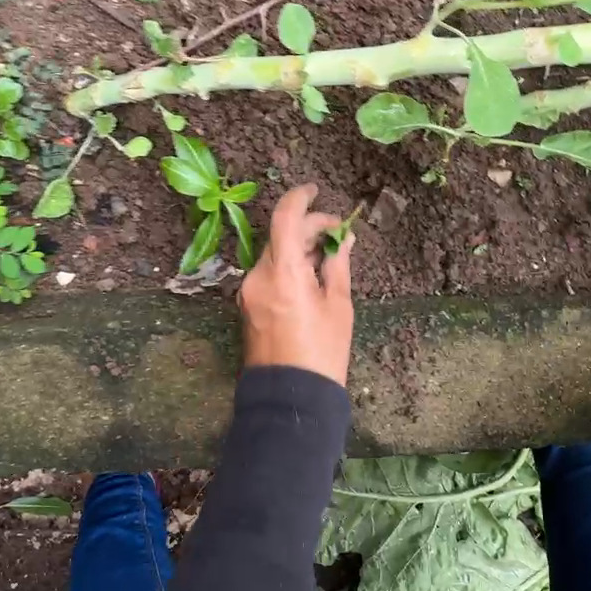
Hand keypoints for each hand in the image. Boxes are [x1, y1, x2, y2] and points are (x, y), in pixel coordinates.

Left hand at [239, 183, 355, 385]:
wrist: (290, 400)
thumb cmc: (323, 353)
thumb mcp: (339, 306)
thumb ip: (338, 264)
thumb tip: (342, 238)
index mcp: (283, 273)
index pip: (284, 218)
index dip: (300, 198)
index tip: (315, 191)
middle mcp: (259, 277)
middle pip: (281, 235)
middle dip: (308, 227)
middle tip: (338, 233)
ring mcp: (249, 292)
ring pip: (274, 254)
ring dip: (298, 246)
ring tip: (328, 256)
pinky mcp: (248, 306)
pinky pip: (268, 273)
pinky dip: (288, 265)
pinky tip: (310, 274)